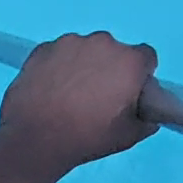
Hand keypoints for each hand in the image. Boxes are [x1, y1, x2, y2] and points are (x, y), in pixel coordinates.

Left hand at [0, 32, 158, 170]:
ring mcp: (69, 43)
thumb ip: (146, 120)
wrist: (34, 140)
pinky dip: (54, 66)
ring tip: (66, 94)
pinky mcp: (41, 49)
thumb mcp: (128, 136)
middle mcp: (102, 43)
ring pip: (82, 50)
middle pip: (112, 52)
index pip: (145, 59)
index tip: (125, 92)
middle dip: (106, 69)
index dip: (137, 76)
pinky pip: (55, 54)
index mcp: (130, 61)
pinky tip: (47, 89)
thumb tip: (149, 115)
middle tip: (92, 96)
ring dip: (79, 65)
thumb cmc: (86, 138)